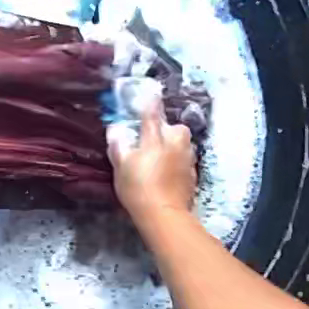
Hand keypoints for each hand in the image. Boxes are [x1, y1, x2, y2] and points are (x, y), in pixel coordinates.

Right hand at [109, 95, 196, 222]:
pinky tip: (168, 172)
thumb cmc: (138, 188)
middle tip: (153, 140)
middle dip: (167, 129)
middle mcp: (175, 143)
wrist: (164, 215)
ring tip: (161, 157)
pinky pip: (185, 160)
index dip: (150, 102)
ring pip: (183, 144)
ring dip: (174, 146)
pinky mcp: (193, 174)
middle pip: (176, 127)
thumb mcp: (120, 167)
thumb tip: (115, 130)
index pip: (153, 112)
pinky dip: (178, 162)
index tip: (150, 93)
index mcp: (155, 137)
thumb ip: (118, 145)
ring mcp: (187, 158)